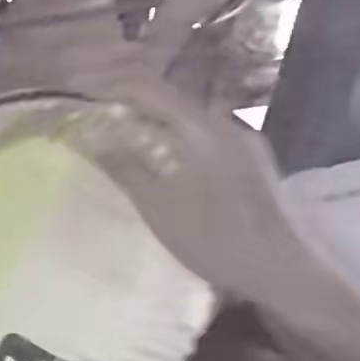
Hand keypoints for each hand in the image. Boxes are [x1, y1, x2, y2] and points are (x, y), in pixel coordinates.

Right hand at [57, 47, 359, 360]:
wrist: (288, 276)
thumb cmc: (216, 239)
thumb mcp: (156, 204)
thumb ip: (120, 162)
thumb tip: (83, 133)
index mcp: (200, 128)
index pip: (144, 87)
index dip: (104, 85)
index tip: (71, 91)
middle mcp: (223, 122)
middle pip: (163, 94)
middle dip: (120, 95)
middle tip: (84, 106)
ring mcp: (239, 139)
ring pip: (179, 112)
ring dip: (142, 112)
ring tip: (108, 124)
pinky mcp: (244, 158)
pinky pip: (193, 129)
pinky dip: (163, 128)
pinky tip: (148, 147)